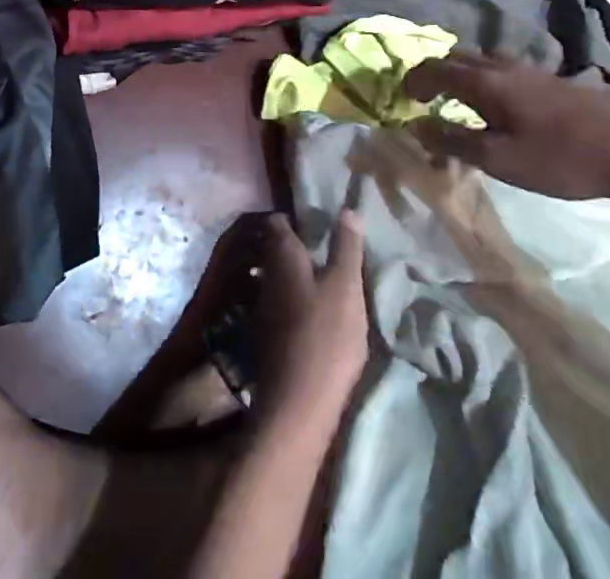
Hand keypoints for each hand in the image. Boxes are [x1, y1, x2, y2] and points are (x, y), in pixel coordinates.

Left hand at [253, 210, 367, 428]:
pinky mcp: (266, 333)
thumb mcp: (346, 285)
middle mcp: (265, 276)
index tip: (317, 220)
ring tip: (324, 276)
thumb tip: (348, 209)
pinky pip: (278, 302)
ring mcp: (261, 306)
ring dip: (295, 273)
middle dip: (296, 244)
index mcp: (282, 257)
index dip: (294, 217)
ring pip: (275, 276)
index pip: (277, 222)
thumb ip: (346, 247)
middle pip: (274, 249)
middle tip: (325, 246)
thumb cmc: (327, 334)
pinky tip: (313, 310)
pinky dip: (293, 298)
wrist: (298, 400)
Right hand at [403, 52, 609, 204]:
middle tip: (422, 97)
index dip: (413, 81)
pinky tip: (496, 105)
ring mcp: (533, 71)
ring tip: (454, 100)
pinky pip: (504, 71)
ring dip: (461, 74)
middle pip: (458, 57)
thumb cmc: (561, 158)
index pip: (434, 69)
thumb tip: (417, 126)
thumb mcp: (499, 159)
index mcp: (485, 82)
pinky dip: (484, 81)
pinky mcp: (554, 82)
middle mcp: (504, 67)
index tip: (401, 99)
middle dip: (434, 72)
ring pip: (483, 61)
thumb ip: (454, 141)